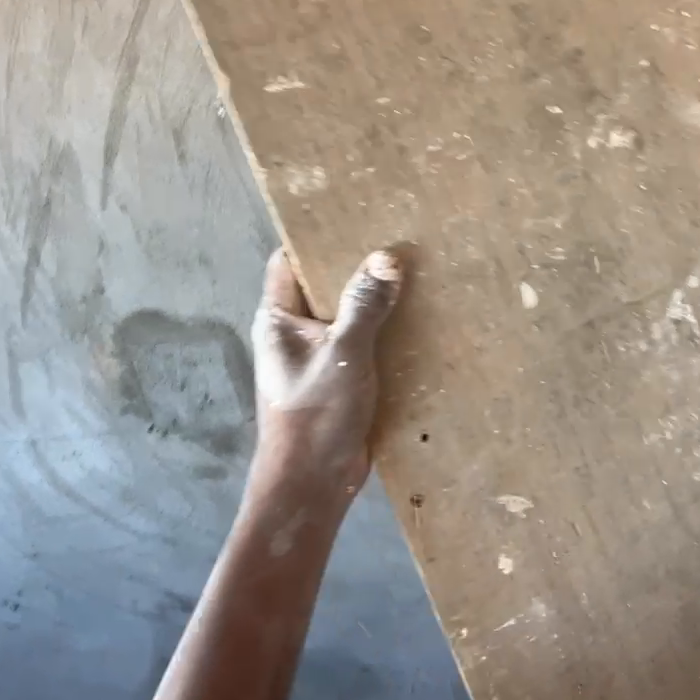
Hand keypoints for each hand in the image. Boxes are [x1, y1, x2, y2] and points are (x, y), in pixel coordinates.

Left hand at [250, 248, 402, 489]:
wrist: (313, 486)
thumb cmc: (314, 416)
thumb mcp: (343, 354)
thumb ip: (365, 305)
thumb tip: (388, 256)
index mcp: (279, 318)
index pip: (290, 260)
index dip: (316, 235)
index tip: (355, 213)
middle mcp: (296, 330)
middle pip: (325, 282)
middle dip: (358, 262)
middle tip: (400, 234)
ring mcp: (320, 353)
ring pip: (350, 310)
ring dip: (378, 296)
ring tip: (418, 267)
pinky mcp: (343, 374)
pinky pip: (366, 338)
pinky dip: (387, 326)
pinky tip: (421, 314)